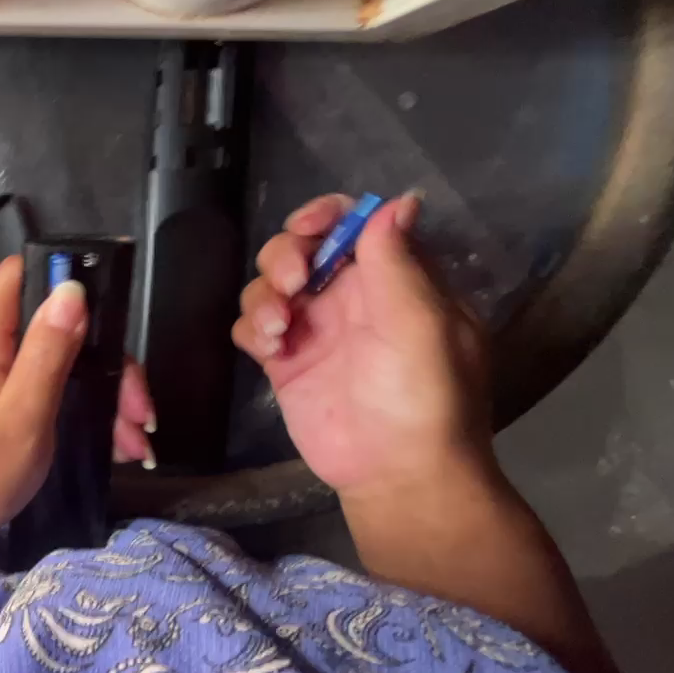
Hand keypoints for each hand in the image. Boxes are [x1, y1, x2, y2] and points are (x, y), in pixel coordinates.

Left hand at [0, 257, 154, 565]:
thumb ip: (47, 352)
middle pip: (52, 321)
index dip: (61, 275)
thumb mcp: (24, 415)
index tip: (110, 298)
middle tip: (137, 405)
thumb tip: (70, 288)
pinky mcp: (7, 395)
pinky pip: (54, 383)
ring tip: (136, 436)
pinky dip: (87, 406)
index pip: (16, 277)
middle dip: (103, 356)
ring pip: (63, 356)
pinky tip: (119, 441)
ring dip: (105, 390)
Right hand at [230, 193, 491, 502]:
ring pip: (267, 286)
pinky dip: (252, 330)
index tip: (308, 226)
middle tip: (294, 286)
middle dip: (285, 258)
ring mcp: (312, 330)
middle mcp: (348, 298)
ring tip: (279, 331)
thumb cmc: (423, 396)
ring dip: (263, 298)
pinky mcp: (281, 361)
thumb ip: (398, 264)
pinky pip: (250, 328)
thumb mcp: (420, 325)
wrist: (392, 470)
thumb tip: (396, 202)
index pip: (355, 227)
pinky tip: (270, 350)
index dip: (326, 216)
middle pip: (298, 250)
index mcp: (393, 281)